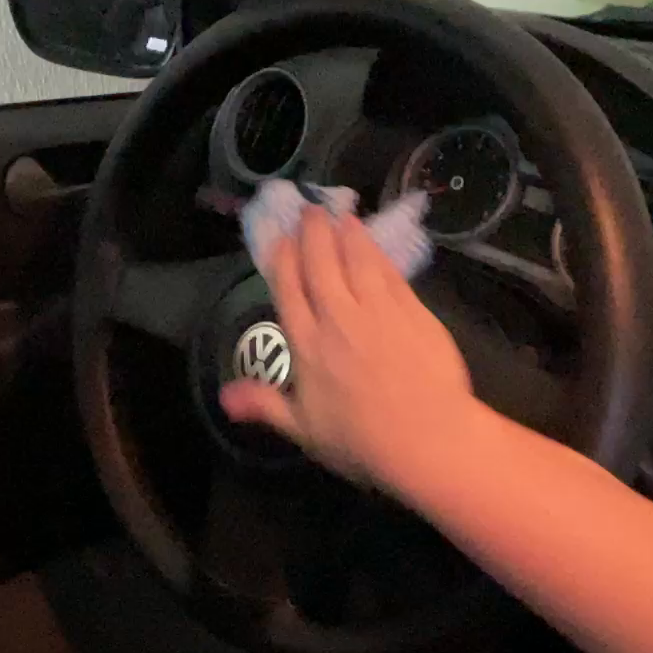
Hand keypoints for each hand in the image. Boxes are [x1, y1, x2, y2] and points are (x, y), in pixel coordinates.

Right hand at [220, 206, 482, 489]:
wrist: (428, 438)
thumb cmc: (362, 441)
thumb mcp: (304, 431)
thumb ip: (265, 406)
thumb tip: (225, 396)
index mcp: (307, 345)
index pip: (288, 290)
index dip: (282, 260)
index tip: (279, 238)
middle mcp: (338, 318)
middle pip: (320, 264)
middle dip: (312, 233)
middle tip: (309, 211)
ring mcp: (378, 310)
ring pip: (356, 260)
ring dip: (346, 233)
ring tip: (341, 215)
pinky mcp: (413, 310)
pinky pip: (389, 272)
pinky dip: (377, 253)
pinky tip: (373, 243)